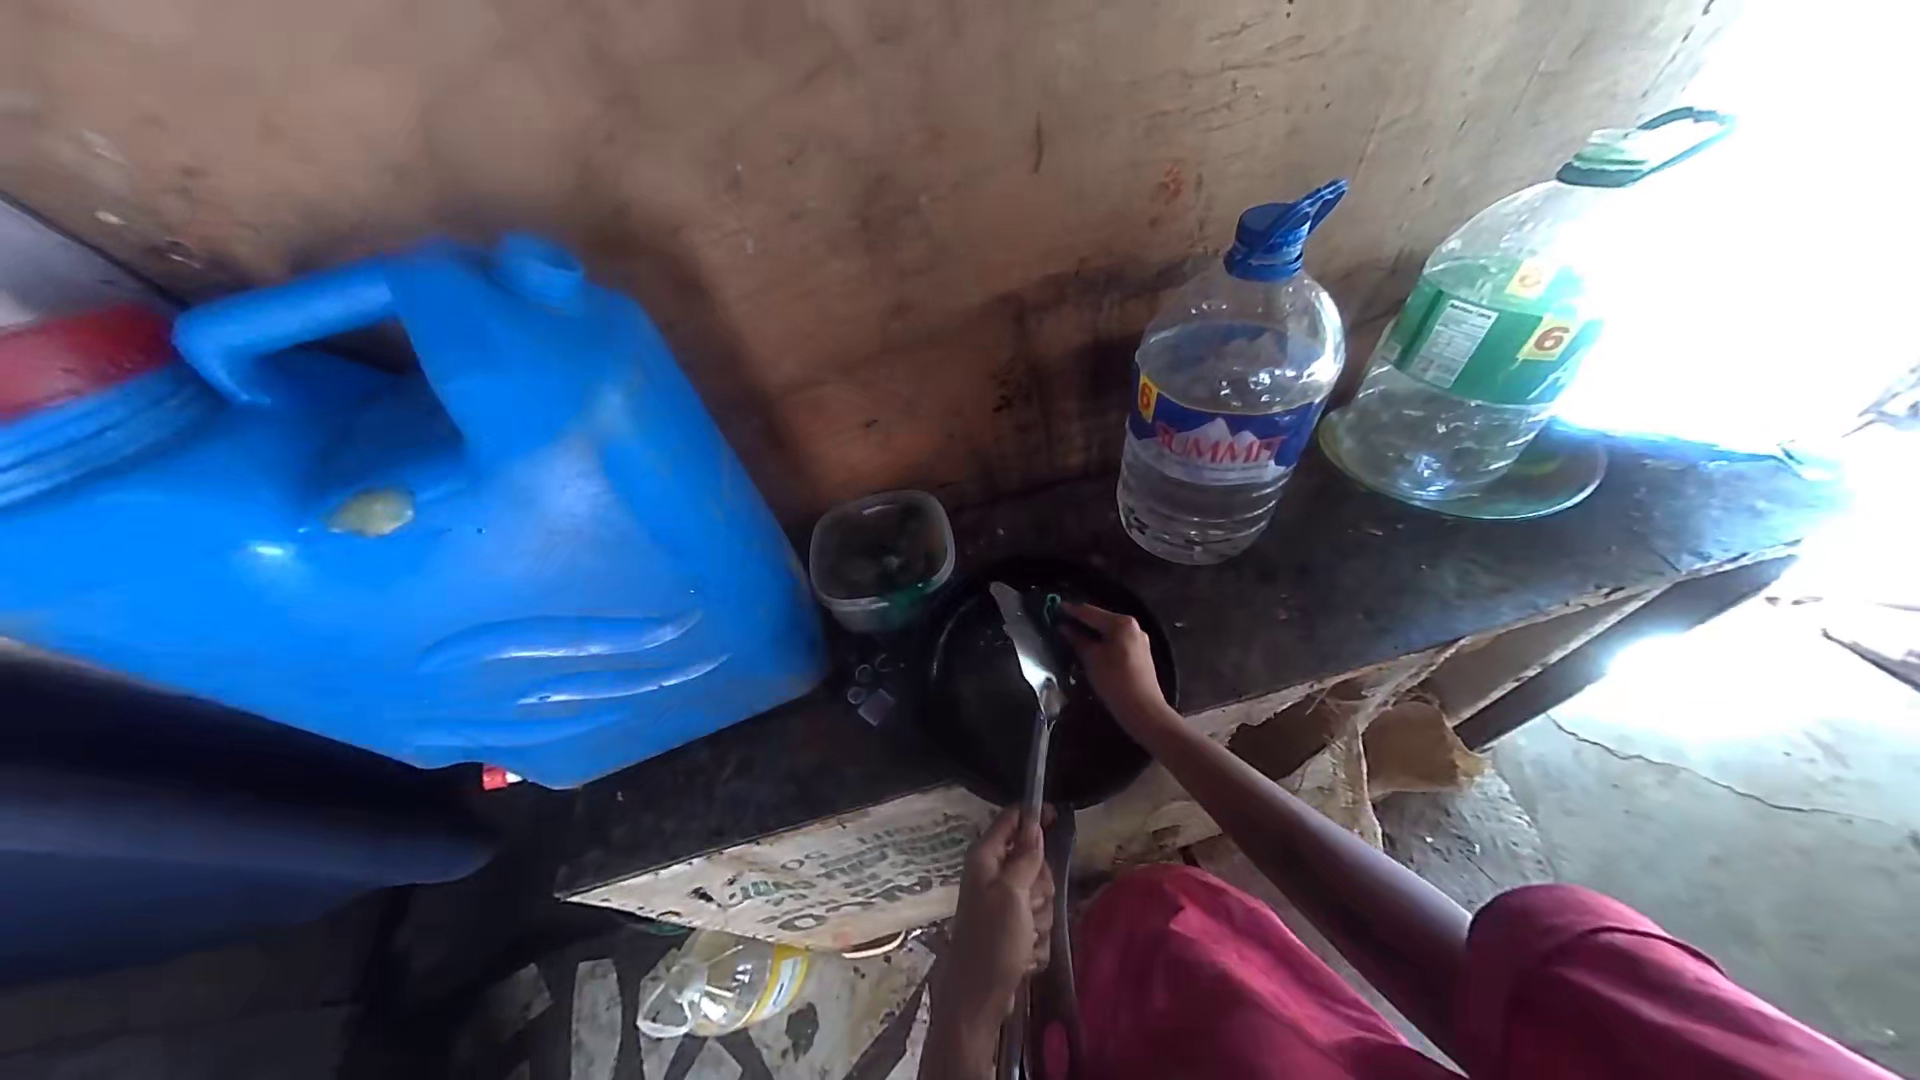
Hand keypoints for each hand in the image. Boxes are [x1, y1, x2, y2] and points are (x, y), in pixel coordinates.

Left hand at [931, 807, 1054, 1051]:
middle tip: (1031, 903)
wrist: (979, 1001)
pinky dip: (1037, 935)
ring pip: (1041, 892)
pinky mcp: (1014, 928)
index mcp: (985, 858)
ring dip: (1040, 914)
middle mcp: (993, 875)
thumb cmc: (991, 941)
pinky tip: (1026, 951)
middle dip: (1041, 883)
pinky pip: (1039, 919)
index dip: (1033, 815)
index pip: (1010, 820)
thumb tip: (1034, 822)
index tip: (1057, 816)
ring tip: (1026, 933)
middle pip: (1033, 859)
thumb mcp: (1011, 893)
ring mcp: (1004, 903)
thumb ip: (1025, 856)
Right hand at [1060, 602, 1174, 732]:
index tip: (1053, 606)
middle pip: (1101, 619)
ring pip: (1109, 630)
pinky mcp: (1140, 653)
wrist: (1143, 710)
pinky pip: (1116, 640)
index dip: (1070, 610)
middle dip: (1081, 621)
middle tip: (1060, 622)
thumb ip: (1077, 639)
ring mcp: (1138, 639)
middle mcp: (1133, 626)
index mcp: (1121, 623)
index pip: (1090, 612)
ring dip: (1091, 632)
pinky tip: (1090, 647)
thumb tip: (1064, 627)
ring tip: (1071, 634)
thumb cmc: (1115, 682)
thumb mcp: (1091, 659)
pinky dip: (1102, 641)